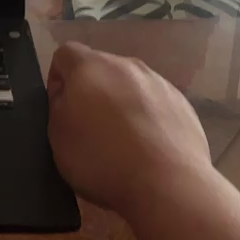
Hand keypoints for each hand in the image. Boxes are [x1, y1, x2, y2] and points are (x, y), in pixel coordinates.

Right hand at [45, 42, 213, 218]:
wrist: (168, 185)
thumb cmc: (102, 160)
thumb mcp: (57, 136)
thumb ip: (57, 105)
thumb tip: (67, 94)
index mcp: (90, 66)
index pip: (65, 54)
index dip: (58, 79)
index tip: (62, 109)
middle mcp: (125, 64)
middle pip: (100, 67)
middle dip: (92, 90)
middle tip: (91, 128)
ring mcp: (158, 82)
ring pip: (130, 85)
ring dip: (122, 103)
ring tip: (124, 142)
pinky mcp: (183, 104)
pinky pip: (156, 103)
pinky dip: (149, 118)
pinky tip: (150, 149)